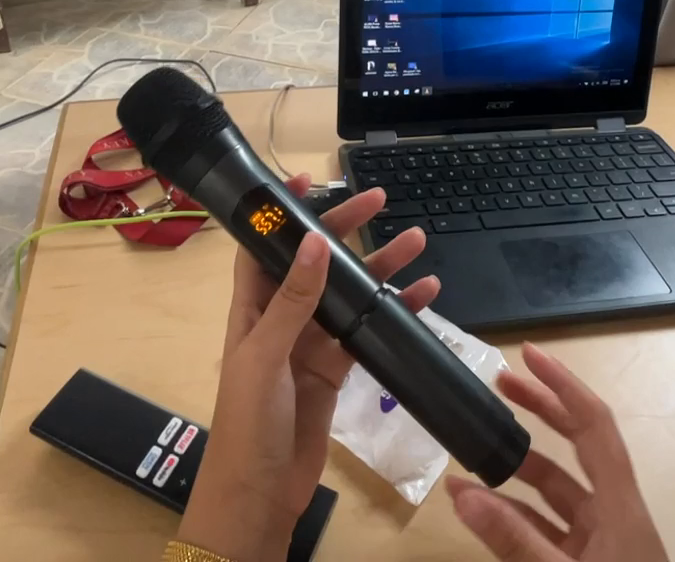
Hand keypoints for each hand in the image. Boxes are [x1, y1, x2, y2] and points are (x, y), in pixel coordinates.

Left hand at [176, 175, 440, 560]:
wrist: (262, 494)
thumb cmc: (250, 420)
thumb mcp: (266, 356)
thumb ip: (292, 301)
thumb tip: (316, 242)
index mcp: (252, 304)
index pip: (263, 245)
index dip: (280, 213)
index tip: (307, 181)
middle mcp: (282, 313)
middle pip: (316, 259)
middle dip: (345, 228)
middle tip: (379, 199)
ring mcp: (311, 339)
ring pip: (349, 292)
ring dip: (380, 267)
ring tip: (416, 239)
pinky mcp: (336, 366)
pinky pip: (368, 329)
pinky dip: (394, 312)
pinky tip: (424, 295)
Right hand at [446, 343, 668, 561]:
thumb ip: (514, 542)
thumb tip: (462, 494)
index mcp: (621, 510)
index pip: (594, 426)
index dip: (563, 385)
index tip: (527, 355)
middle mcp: (613, 517)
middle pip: (576, 446)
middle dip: (539, 411)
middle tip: (498, 383)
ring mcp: (600, 546)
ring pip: (555, 491)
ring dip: (514, 470)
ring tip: (471, 453)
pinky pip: (545, 530)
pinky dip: (512, 516)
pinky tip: (479, 511)